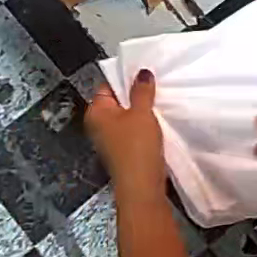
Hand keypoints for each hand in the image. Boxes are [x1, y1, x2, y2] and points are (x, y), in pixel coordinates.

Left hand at [86, 70, 165, 195]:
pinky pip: (132, 132)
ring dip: (142, 112)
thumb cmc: (137, 145)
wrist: (141, 185)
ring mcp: (109, 140)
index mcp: (95, 112)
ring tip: (161, 103)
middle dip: (136, 96)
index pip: (107, 86)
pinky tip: (159, 124)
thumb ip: (142, 90)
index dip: (126, 79)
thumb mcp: (141, 112)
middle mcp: (98, 125)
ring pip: (126, 118)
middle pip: (117, 102)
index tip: (147, 75)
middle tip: (157, 87)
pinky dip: (144, 127)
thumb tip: (142, 72)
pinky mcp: (122, 151)